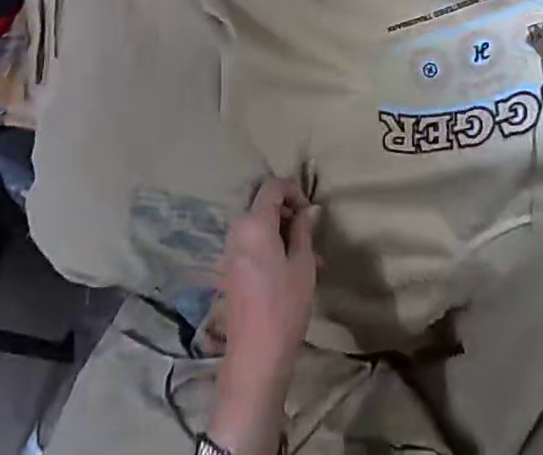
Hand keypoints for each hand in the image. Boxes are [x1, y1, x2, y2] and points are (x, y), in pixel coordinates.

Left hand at [221, 178, 320, 372]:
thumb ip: (304, 230)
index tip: (311, 211)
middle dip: (286, 207)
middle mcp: (237, 230)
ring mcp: (231, 248)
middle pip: (261, 201)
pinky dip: (271, 242)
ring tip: (309, 253)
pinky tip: (292, 266)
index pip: (272, 186)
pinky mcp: (231, 266)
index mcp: (253, 223)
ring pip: (257, 222)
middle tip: (308, 228)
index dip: (294, 190)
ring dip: (281, 228)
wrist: (255, 355)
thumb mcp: (303, 264)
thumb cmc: (284, 306)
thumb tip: (311, 209)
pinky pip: (252, 240)